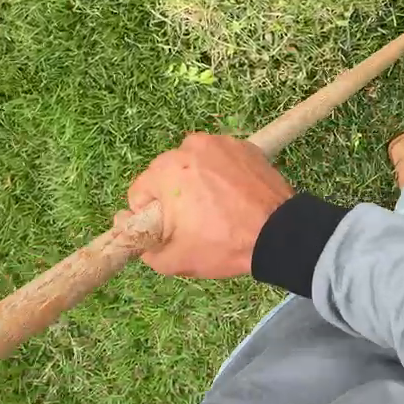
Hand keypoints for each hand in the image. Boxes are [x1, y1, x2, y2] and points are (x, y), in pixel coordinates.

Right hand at [118, 133, 292, 278]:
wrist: (279, 234)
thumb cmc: (223, 245)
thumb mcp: (173, 259)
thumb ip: (140, 244)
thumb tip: (124, 223)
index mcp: (166, 171)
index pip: (140, 192)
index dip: (151, 216)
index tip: (171, 229)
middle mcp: (190, 147)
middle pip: (167, 174)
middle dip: (175, 196)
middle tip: (197, 221)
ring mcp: (221, 143)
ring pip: (194, 164)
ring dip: (198, 180)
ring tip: (218, 207)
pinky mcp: (245, 146)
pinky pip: (221, 159)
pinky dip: (223, 173)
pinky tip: (235, 195)